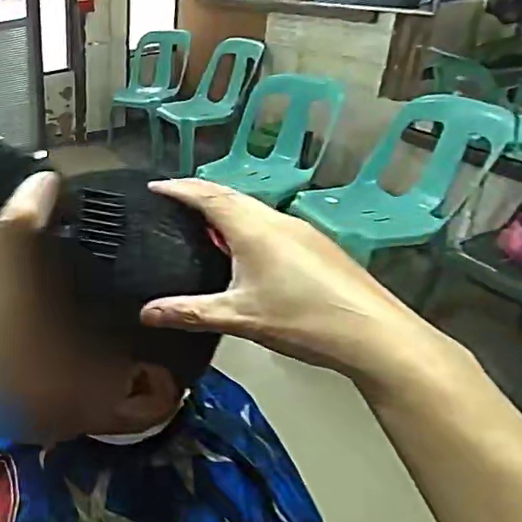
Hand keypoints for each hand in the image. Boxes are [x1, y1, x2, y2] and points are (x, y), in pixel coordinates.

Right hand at [140, 180, 468, 396]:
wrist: (375, 335)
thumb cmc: (304, 319)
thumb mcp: (238, 317)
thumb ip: (189, 312)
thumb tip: (146, 314)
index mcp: (252, 227)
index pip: (206, 195)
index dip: (177, 188)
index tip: (154, 186)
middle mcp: (276, 219)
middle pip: (229, 195)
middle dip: (197, 193)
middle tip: (171, 200)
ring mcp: (301, 231)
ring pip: (252, 208)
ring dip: (223, 208)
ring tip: (200, 223)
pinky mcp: (316, 246)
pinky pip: (269, 222)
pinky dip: (245, 223)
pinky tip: (243, 248)